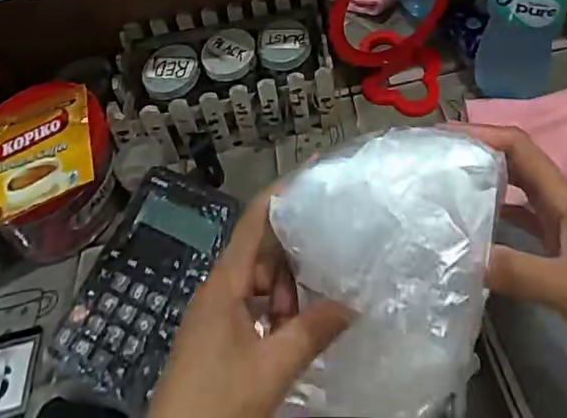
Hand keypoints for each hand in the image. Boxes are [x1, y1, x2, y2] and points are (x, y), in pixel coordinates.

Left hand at [148, 189, 353, 417]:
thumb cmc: (218, 398)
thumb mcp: (272, 366)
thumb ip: (313, 331)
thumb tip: (354, 302)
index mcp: (225, 280)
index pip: (255, 219)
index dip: (283, 192)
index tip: (311, 171)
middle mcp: (217, 288)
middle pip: (261, 254)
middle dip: (293, 266)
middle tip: (321, 285)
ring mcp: (212, 313)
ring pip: (257, 285)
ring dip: (284, 298)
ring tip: (303, 325)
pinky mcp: (213, 337)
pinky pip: (249, 308)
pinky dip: (272, 316)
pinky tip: (289, 337)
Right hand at [452, 123, 566, 416]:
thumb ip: (519, 271)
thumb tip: (461, 254)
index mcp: (566, 200)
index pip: (520, 147)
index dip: (482, 133)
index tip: (442, 135)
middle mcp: (562, 208)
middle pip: (515, 166)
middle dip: (477, 154)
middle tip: (435, 159)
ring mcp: (564, 234)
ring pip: (517, 197)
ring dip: (485, 187)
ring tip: (445, 190)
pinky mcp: (564, 261)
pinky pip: (522, 231)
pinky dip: (497, 227)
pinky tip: (475, 240)